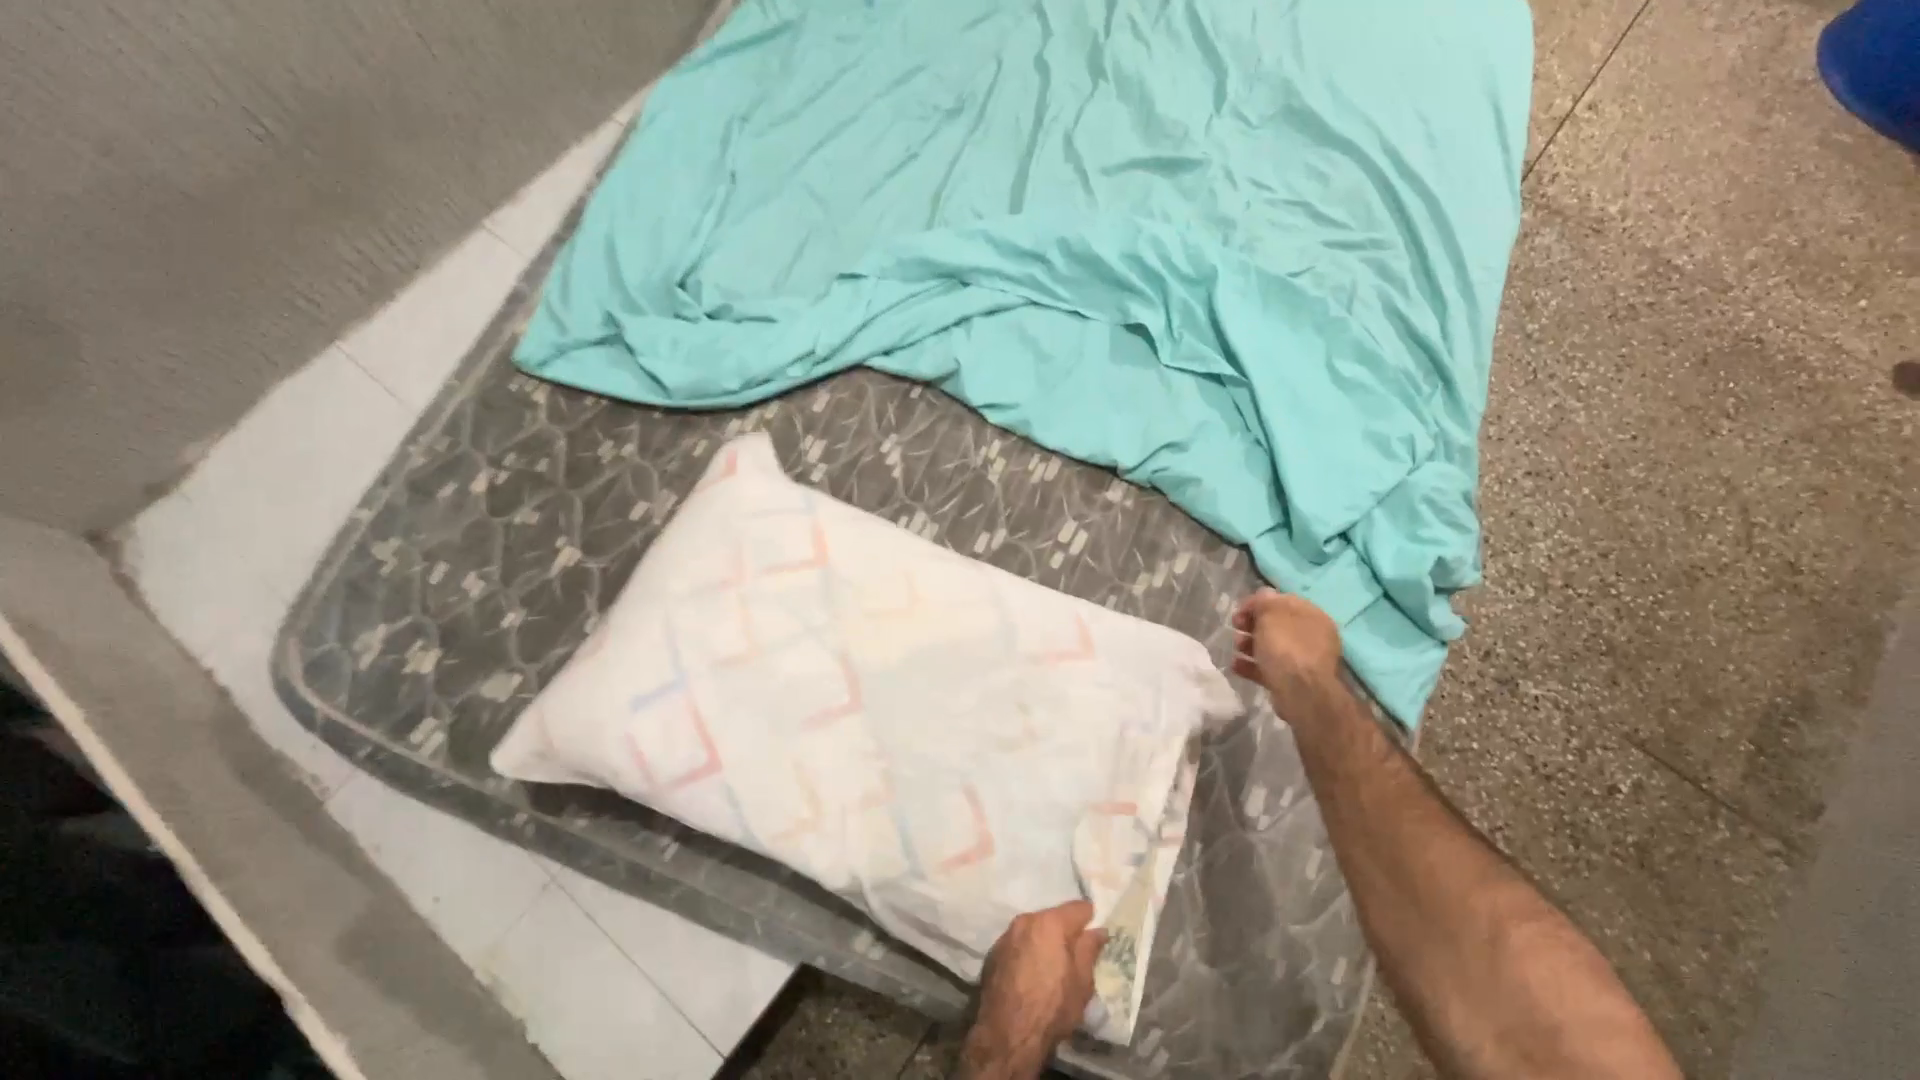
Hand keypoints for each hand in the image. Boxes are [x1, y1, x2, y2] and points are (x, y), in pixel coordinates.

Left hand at [959, 900, 1106, 1079]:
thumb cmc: (1052, 1007)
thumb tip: (1098, 930)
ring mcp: (1005, 936)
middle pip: (1052, 917)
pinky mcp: (992, 954)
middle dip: (1065, 932)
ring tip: (1051, 967)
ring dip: (1043, 942)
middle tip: (1075, 956)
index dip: (1090, 920)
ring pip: (1032, 931)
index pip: (1078, 907)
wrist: (1007, 1034)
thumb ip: (1089, 949)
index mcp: (1050, 923)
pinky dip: (1026, 953)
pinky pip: (1017, 945)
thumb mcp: (1082, 982)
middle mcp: (1025, 921)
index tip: (1095, 935)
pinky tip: (1030, 975)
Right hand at [1232, 588, 1342, 716]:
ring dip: (1249, 645)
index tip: (1239, 610)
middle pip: (1276, 625)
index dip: (1258, 603)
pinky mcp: (1291, 681)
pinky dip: (1251, 666)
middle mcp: (1311, 637)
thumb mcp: (1271, 614)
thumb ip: (1265, 601)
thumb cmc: (1286, 646)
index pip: (1283, 602)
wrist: (1300, 692)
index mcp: (1312, 616)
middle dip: (1252, 625)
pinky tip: (1236, 666)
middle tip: (1236, 627)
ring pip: (1271, 647)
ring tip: (1236, 648)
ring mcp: (1303, 660)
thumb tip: (1264, 595)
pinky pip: (1268, 668)